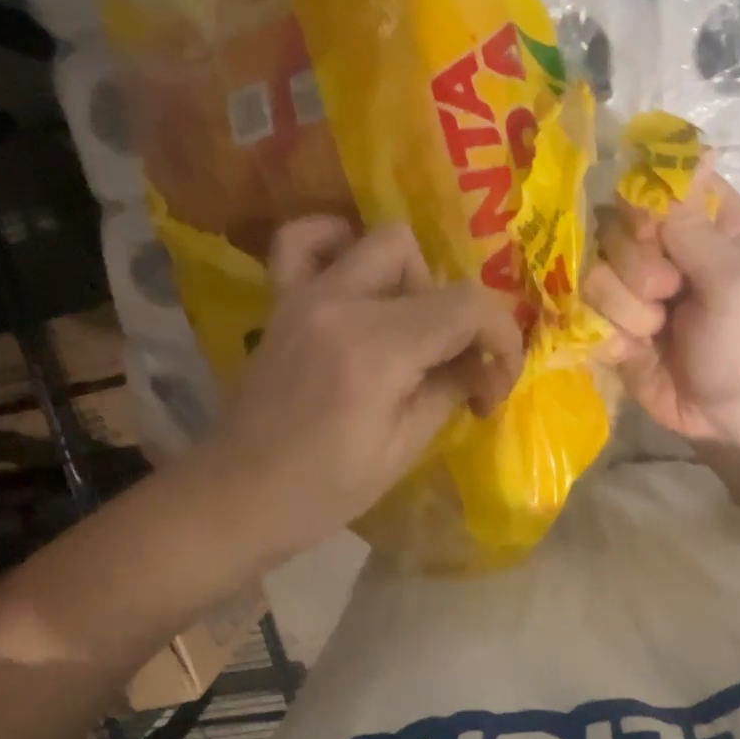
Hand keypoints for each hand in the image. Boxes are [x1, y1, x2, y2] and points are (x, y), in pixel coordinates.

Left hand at [200, 218, 522, 551]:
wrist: (238, 497)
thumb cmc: (323, 491)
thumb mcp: (402, 451)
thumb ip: (448, 391)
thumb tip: (479, 365)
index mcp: (376, 349)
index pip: (467, 306)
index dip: (501, 340)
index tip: (494, 385)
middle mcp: (340, 304)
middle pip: (430, 267)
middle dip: (458, 313)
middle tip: (450, 364)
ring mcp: (304, 295)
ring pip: (380, 242)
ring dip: (411, 278)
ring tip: (408, 328)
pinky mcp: (281, 302)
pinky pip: (304, 240)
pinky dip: (337, 243)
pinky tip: (355, 278)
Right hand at [585, 173, 739, 451]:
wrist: (731, 419)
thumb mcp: (737, 283)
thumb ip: (693, 228)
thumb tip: (669, 163)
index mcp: (708, 222)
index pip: (659, 181)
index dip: (647, 204)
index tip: (655, 234)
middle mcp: (665, 246)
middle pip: (614, 225)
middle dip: (639, 269)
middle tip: (671, 297)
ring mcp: (633, 285)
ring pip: (592, 269)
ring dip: (626, 308)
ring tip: (656, 332)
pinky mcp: (609, 322)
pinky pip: (582, 310)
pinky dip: (608, 332)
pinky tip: (633, 349)